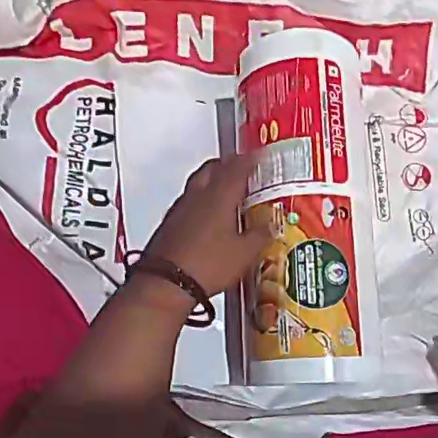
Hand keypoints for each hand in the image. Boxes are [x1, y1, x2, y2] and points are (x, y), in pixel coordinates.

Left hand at [139, 155, 272, 298]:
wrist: (167, 283)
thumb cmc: (206, 265)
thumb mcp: (244, 254)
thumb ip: (260, 235)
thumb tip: (269, 227)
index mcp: (220, 197)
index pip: (238, 168)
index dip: (251, 159)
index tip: (258, 154)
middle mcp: (198, 196)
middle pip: (213, 168)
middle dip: (228, 164)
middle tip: (240, 166)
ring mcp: (180, 209)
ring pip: (198, 183)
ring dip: (212, 180)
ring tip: (225, 189)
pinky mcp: (169, 224)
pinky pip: (187, 202)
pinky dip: (200, 200)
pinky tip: (205, 214)